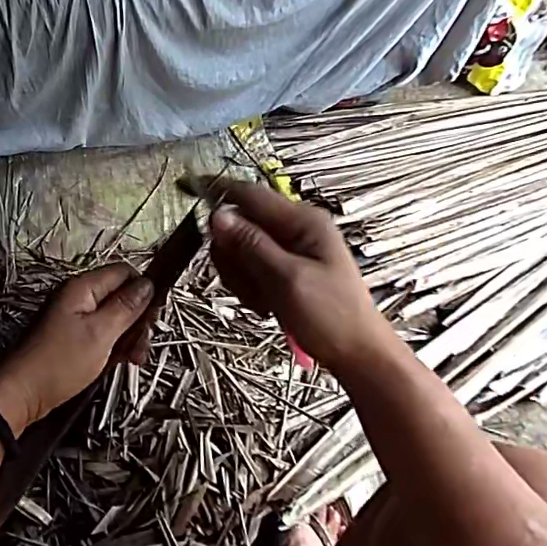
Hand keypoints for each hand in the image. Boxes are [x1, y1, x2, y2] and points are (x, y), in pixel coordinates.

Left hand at [0, 264, 153, 431]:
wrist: (21, 393)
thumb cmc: (59, 363)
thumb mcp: (100, 333)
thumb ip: (126, 307)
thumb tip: (148, 283)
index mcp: (84, 288)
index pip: (125, 272)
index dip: (144, 291)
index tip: (153, 318)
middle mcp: (79, 297)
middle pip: (122, 296)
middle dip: (137, 320)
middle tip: (141, 346)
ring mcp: (75, 317)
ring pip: (114, 318)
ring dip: (128, 337)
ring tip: (132, 360)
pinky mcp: (73, 337)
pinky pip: (102, 334)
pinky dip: (113, 347)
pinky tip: (118, 363)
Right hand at [205, 179, 402, 375]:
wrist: (358, 356)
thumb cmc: (331, 317)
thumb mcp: (287, 279)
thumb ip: (250, 245)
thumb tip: (217, 215)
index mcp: (302, 221)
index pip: (250, 194)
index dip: (218, 192)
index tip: (188, 189)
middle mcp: (294, 229)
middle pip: (239, 225)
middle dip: (233, 256)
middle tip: (247, 284)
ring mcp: (289, 249)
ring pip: (240, 250)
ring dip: (241, 277)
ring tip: (262, 299)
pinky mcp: (283, 269)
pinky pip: (250, 269)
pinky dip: (250, 288)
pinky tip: (267, 305)